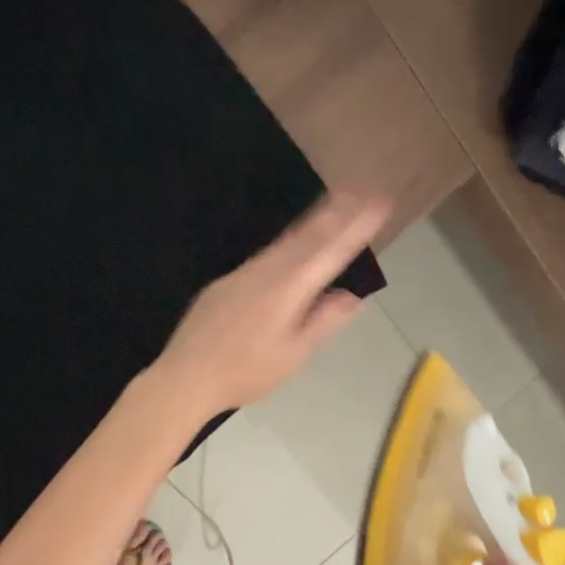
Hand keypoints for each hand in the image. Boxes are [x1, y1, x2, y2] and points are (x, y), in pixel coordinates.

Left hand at [151, 193, 389, 410]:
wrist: (186, 376)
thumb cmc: (245, 373)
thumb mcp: (293, 354)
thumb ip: (322, 321)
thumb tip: (351, 296)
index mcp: (288, 288)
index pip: (330, 250)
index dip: (356, 226)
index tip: (378, 202)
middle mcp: (266, 272)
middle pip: (306, 236)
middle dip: (336, 212)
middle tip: (361, 189)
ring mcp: (241, 275)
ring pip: (283, 243)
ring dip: (311, 222)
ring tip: (332, 204)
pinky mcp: (224, 285)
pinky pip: (263, 256)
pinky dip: (286, 243)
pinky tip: (289, 247)